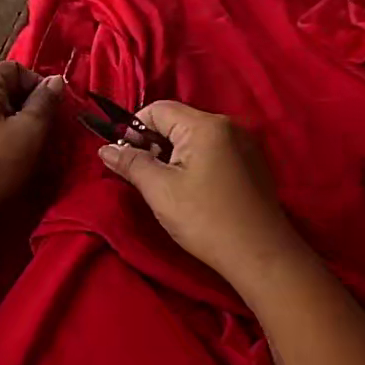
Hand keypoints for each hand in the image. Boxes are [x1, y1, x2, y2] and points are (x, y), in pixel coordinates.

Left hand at [0, 61, 63, 228]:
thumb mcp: (30, 131)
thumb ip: (45, 102)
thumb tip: (56, 80)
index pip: (15, 68)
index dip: (38, 84)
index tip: (53, 109)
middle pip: (6, 88)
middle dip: (30, 104)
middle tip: (46, 129)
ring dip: (19, 123)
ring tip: (32, 144)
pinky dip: (4, 135)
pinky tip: (13, 154)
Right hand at [97, 101, 304, 277]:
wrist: (260, 254)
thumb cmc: (205, 220)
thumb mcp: (159, 190)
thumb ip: (130, 163)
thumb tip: (105, 148)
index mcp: (205, 126)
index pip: (158, 109)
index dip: (133, 129)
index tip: (124, 158)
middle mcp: (229, 125)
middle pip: (177, 122)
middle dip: (152, 143)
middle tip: (142, 177)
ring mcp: (244, 144)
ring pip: (193, 138)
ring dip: (172, 155)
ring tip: (165, 187)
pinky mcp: (251, 163)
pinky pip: (212, 151)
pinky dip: (193, 163)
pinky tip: (191, 191)